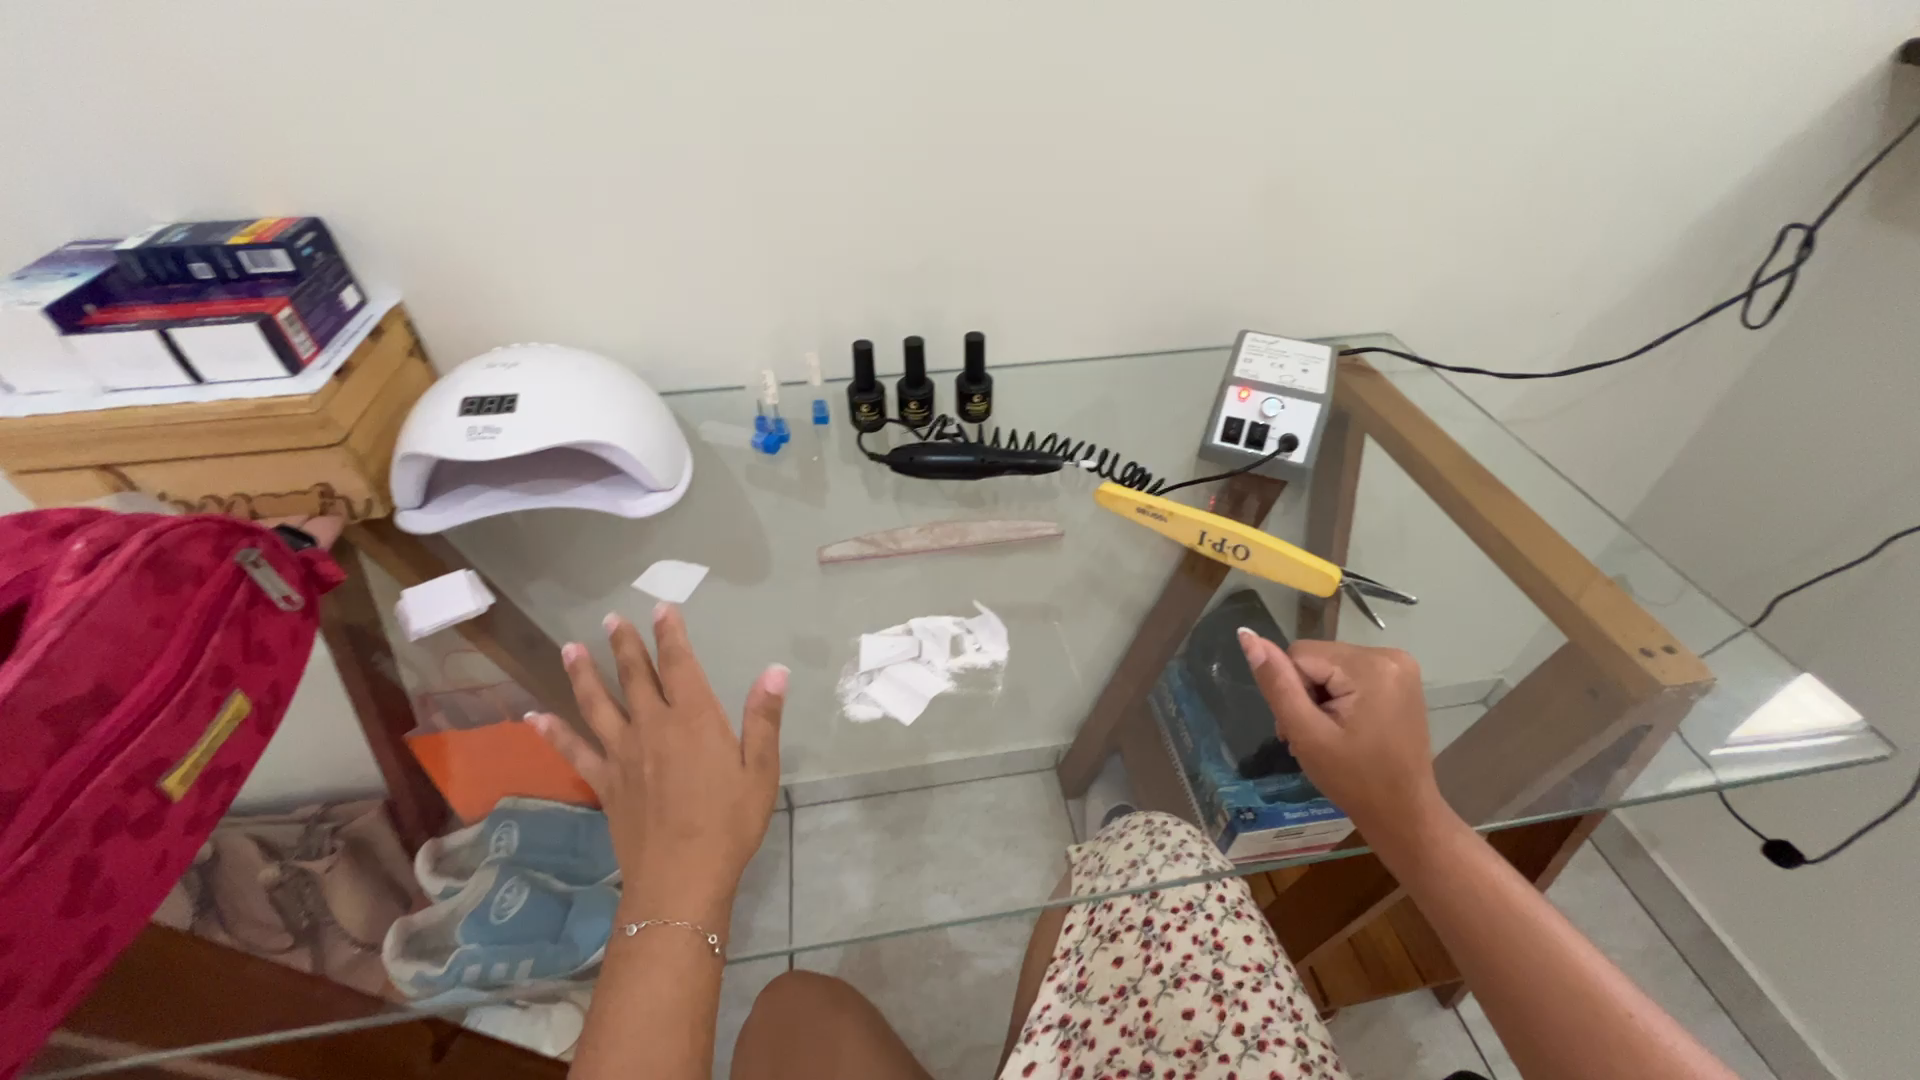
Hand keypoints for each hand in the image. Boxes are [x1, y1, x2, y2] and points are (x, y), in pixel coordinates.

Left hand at [526, 603, 786, 925]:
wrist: (680, 878)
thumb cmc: (730, 823)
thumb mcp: (761, 769)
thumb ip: (763, 718)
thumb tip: (775, 670)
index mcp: (695, 719)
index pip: (680, 664)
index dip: (670, 634)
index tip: (661, 607)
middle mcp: (653, 726)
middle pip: (635, 676)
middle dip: (624, 644)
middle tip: (611, 618)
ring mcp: (622, 754)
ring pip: (598, 704)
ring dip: (584, 674)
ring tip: (570, 647)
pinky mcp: (604, 782)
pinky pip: (574, 751)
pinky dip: (553, 733)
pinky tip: (534, 718)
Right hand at [1236, 631, 1451, 846]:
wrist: (1402, 812)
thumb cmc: (1352, 779)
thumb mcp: (1306, 732)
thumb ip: (1276, 682)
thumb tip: (1246, 635)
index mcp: (1370, 666)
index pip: (1299, 655)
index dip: (1292, 690)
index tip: (1306, 727)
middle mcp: (1389, 655)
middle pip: (1315, 658)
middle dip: (1306, 693)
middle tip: (1313, 735)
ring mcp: (1398, 666)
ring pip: (1328, 666)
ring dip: (1319, 696)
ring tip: (1327, 734)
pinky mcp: (1399, 678)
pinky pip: (1348, 673)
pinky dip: (1337, 696)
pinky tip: (1344, 726)